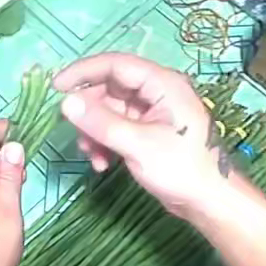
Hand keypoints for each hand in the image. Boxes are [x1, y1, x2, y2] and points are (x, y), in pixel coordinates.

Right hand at [54, 54, 242, 221]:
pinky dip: (106, 141)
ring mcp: (153, 112)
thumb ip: (101, 123)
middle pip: (110, 88)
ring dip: (95, 131)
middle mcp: (157, 92)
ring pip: (111, 110)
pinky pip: (118, 126)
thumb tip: (66, 103)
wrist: (209, 201)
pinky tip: (103, 163)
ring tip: (92, 155)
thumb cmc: (182, 169)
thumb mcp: (138, 145)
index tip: (56, 87)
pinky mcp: (149, 131)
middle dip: (89, 111)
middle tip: (74, 132)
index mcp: (163, 84)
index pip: (116, 65)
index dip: (84, 72)